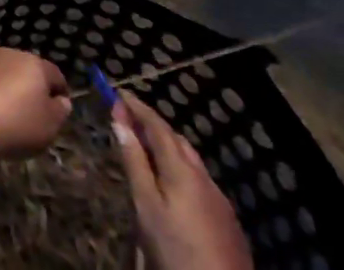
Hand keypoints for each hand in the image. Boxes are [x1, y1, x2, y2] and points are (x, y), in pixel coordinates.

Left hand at [0, 48, 70, 156]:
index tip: (60, 110)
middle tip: (34, 115)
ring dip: (11, 92)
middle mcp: (14, 55)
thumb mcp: (48, 126)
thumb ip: (60, 112)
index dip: (61, 92)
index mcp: (37, 64)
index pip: (56, 75)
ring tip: (10, 118)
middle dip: (34, 90)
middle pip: (30, 72)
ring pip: (8, 77)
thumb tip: (62, 101)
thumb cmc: (15, 123)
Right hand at [113, 91, 252, 269]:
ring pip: (188, 157)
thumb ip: (135, 164)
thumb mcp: (147, 208)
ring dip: (166, 145)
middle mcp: (201, 173)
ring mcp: (216, 194)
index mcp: (181, 167)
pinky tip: (171, 184)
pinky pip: (197, 177)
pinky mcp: (224, 214)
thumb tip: (120, 123)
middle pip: (175, 138)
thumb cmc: (177, 249)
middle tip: (128, 121)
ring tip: (145, 149)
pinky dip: (178, 166)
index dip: (137, 108)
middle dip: (151, 124)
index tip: (119, 93)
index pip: (157, 126)